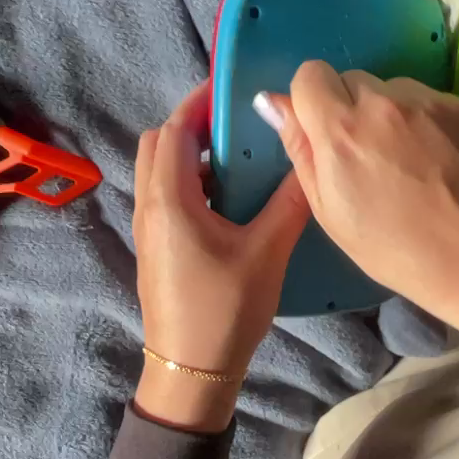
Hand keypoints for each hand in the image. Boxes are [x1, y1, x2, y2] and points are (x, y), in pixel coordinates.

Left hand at [133, 82, 310, 431]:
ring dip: (191, 157)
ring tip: (238, 160)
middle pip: (159, 145)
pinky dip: (190, 184)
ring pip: (160, 173)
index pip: (174, 129)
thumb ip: (289, 202)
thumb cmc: (226, 309)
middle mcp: (149, 207)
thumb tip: (309, 160)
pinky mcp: (156, 250)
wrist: (191, 371)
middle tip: (236, 125)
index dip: (199, 102)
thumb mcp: (267, 252)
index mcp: (169, 200)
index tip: (231, 87)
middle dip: (192, 125)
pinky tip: (229, 202)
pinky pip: (166, 198)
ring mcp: (148, 231)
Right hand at [258, 62, 458, 353]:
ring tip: (407, 163)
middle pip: (351, 79)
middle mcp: (383, 103)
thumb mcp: (329, 212)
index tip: (324, 134)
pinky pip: (427, 100)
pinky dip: (424, 122)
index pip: (309, 75)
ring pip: (391, 89)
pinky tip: (436, 162)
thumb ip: (301, 150)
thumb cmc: (392, 249)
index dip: (311, 102)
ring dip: (388, 114)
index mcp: (341, 130)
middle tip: (366, 156)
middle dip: (349, 109)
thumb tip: (273, 103)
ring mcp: (428, 101)